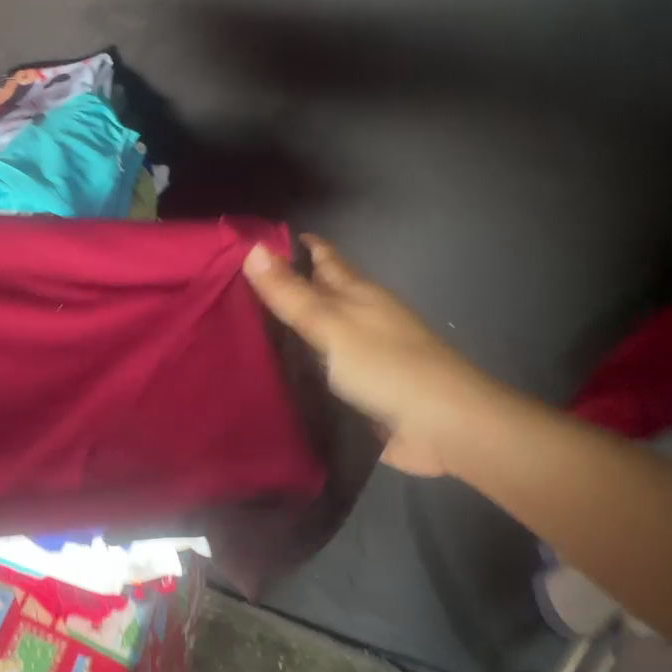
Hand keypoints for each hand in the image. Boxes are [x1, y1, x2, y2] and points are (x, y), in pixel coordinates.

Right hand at [243, 235, 501, 476]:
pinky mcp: (356, 392)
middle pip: (317, 295)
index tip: (247, 243)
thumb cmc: (388, 367)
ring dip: (283, 333)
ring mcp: (359, 356)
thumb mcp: (330, 325)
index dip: (292, 247)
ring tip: (232, 330)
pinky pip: (316, 372)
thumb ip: (289, 293)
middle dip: (281, 289)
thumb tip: (251, 247)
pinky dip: (293, 369)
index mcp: (357, 293)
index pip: (322, 258)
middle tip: (226, 288)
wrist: (445, 428)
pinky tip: (264, 374)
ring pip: (313, 335)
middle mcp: (358, 319)